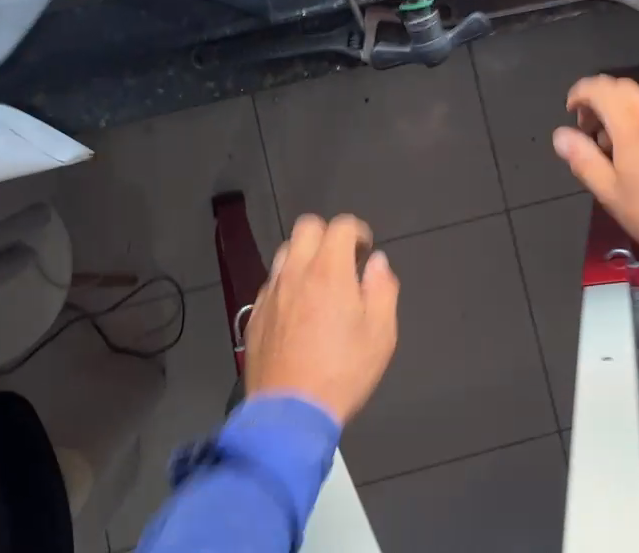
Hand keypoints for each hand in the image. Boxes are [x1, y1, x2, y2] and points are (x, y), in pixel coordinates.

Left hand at [244, 214, 399, 424]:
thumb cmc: (343, 372)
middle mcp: (296, 272)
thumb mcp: (381, 334)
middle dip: (328, 235)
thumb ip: (383, 288)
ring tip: (319, 284)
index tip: (365, 251)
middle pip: (306, 227)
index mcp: (329, 270)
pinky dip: (288, 283)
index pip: (341, 225)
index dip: (358, 231)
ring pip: (285, 252)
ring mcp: (270, 293)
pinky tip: (298, 311)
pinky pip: (272, 283)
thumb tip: (376, 262)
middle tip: (343, 262)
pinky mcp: (255, 315)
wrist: (290, 414)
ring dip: (305, 256)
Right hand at [552, 76, 638, 252]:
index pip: (601, 89)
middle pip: (623, 88)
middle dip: (600, 99)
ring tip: (615, 145)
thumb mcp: (608, 191)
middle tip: (590, 127)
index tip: (571, 110)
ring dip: (624, 111)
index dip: (580, 92)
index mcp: (632, 125)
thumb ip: (582, 158)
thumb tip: (561, 136)